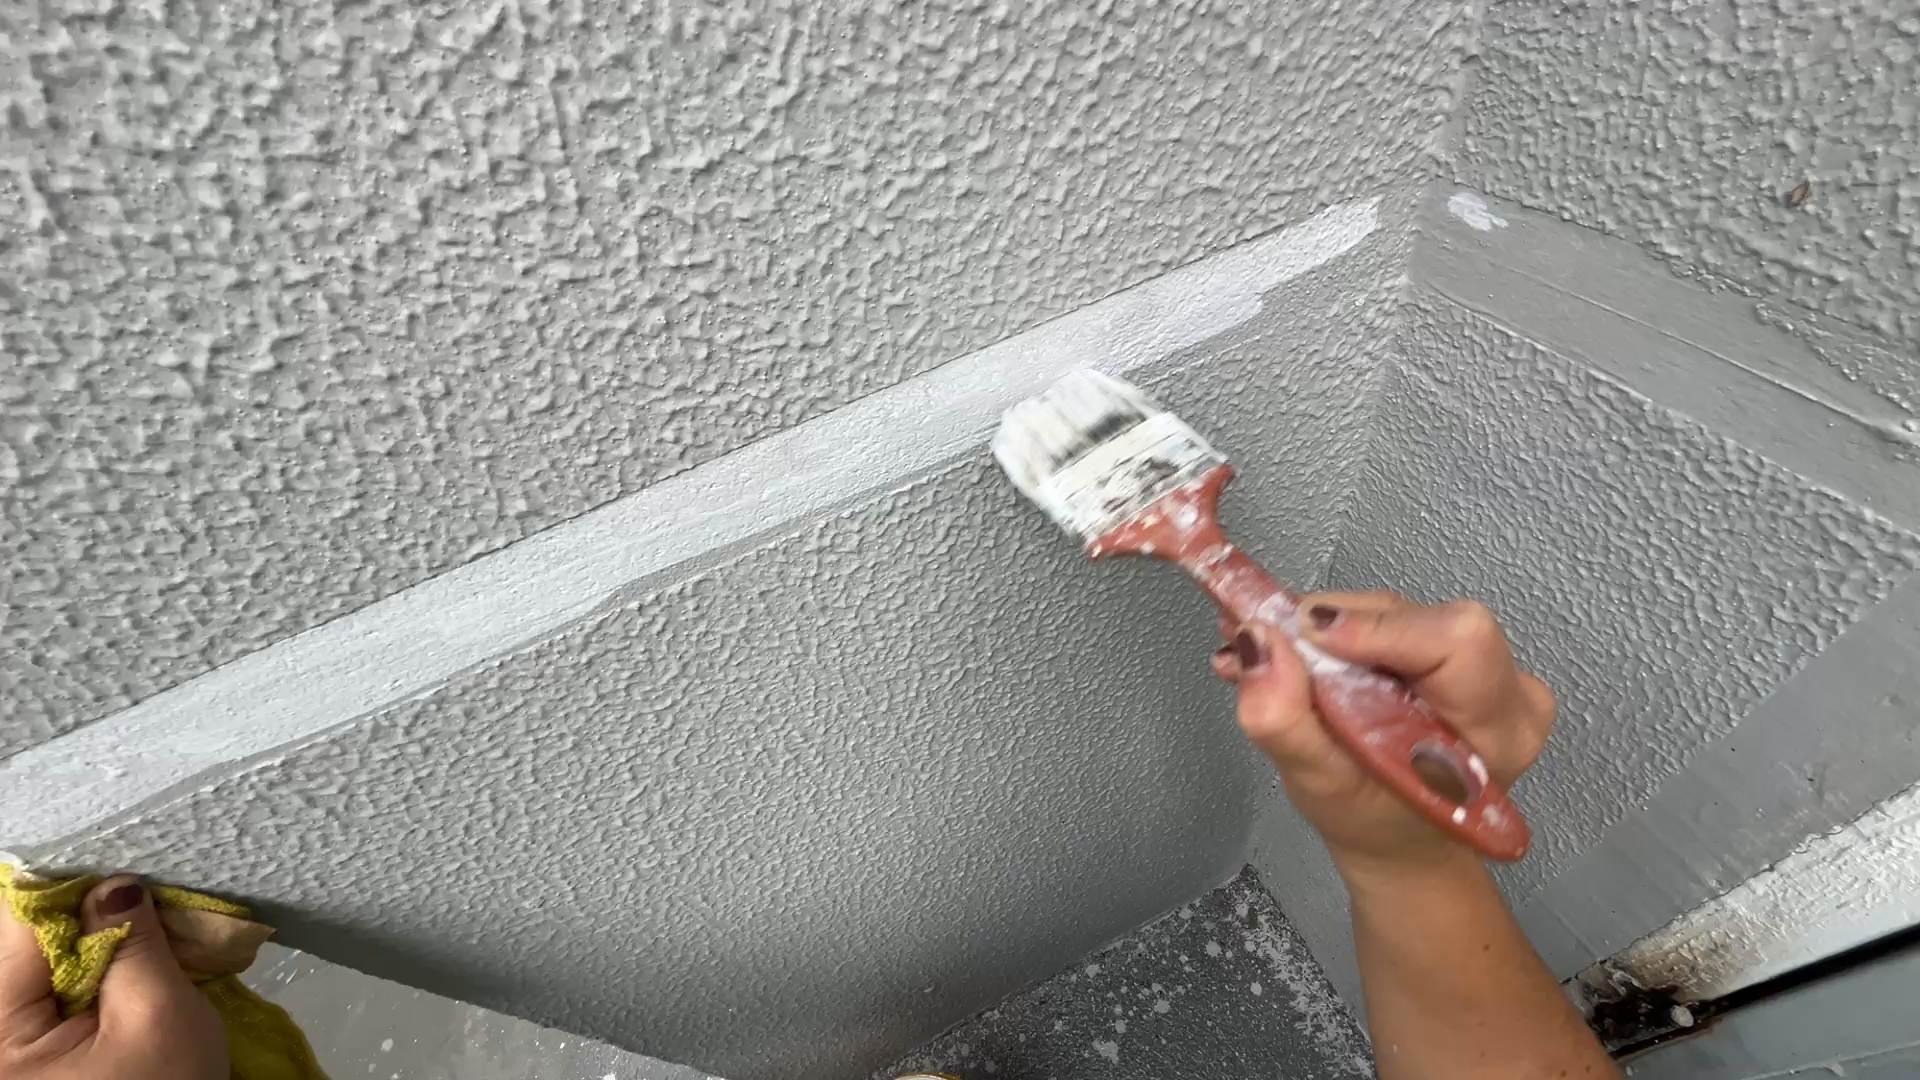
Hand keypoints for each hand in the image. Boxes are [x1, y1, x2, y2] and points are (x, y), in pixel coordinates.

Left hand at [0, 876, 227, 1079]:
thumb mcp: (159, 1013)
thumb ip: (133, 946)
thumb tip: (114, 885)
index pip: (15, 938)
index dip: (69, 896)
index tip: (123, 872)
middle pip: (20, 955)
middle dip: (84, 921)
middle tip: (141, 903)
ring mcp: (3, 1053)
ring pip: (32, 972)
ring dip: (89, 945)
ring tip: (140, 934)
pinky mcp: (19, 1058)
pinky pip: (40, 996)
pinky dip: (86, 971)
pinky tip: (124, 966)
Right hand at [1213, 591, 1554, 881]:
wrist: (1393, 831)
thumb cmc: (1372, 820)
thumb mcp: (1318, 786)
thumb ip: (1284, 722)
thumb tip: (1257, 645)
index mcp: (1493, 730)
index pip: (1454, 640)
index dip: (1373, 628)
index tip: (1304, 633)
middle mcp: (1500, 685)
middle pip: (1405, 617)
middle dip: (1325, 629)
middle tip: (1262, 643)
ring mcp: (1476, 660)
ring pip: (1382, 610)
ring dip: (1315, 628)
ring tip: (1268, 655)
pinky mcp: (1442, 644)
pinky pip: (1379, 614)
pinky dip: (1322, 629)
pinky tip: (1287, 649)